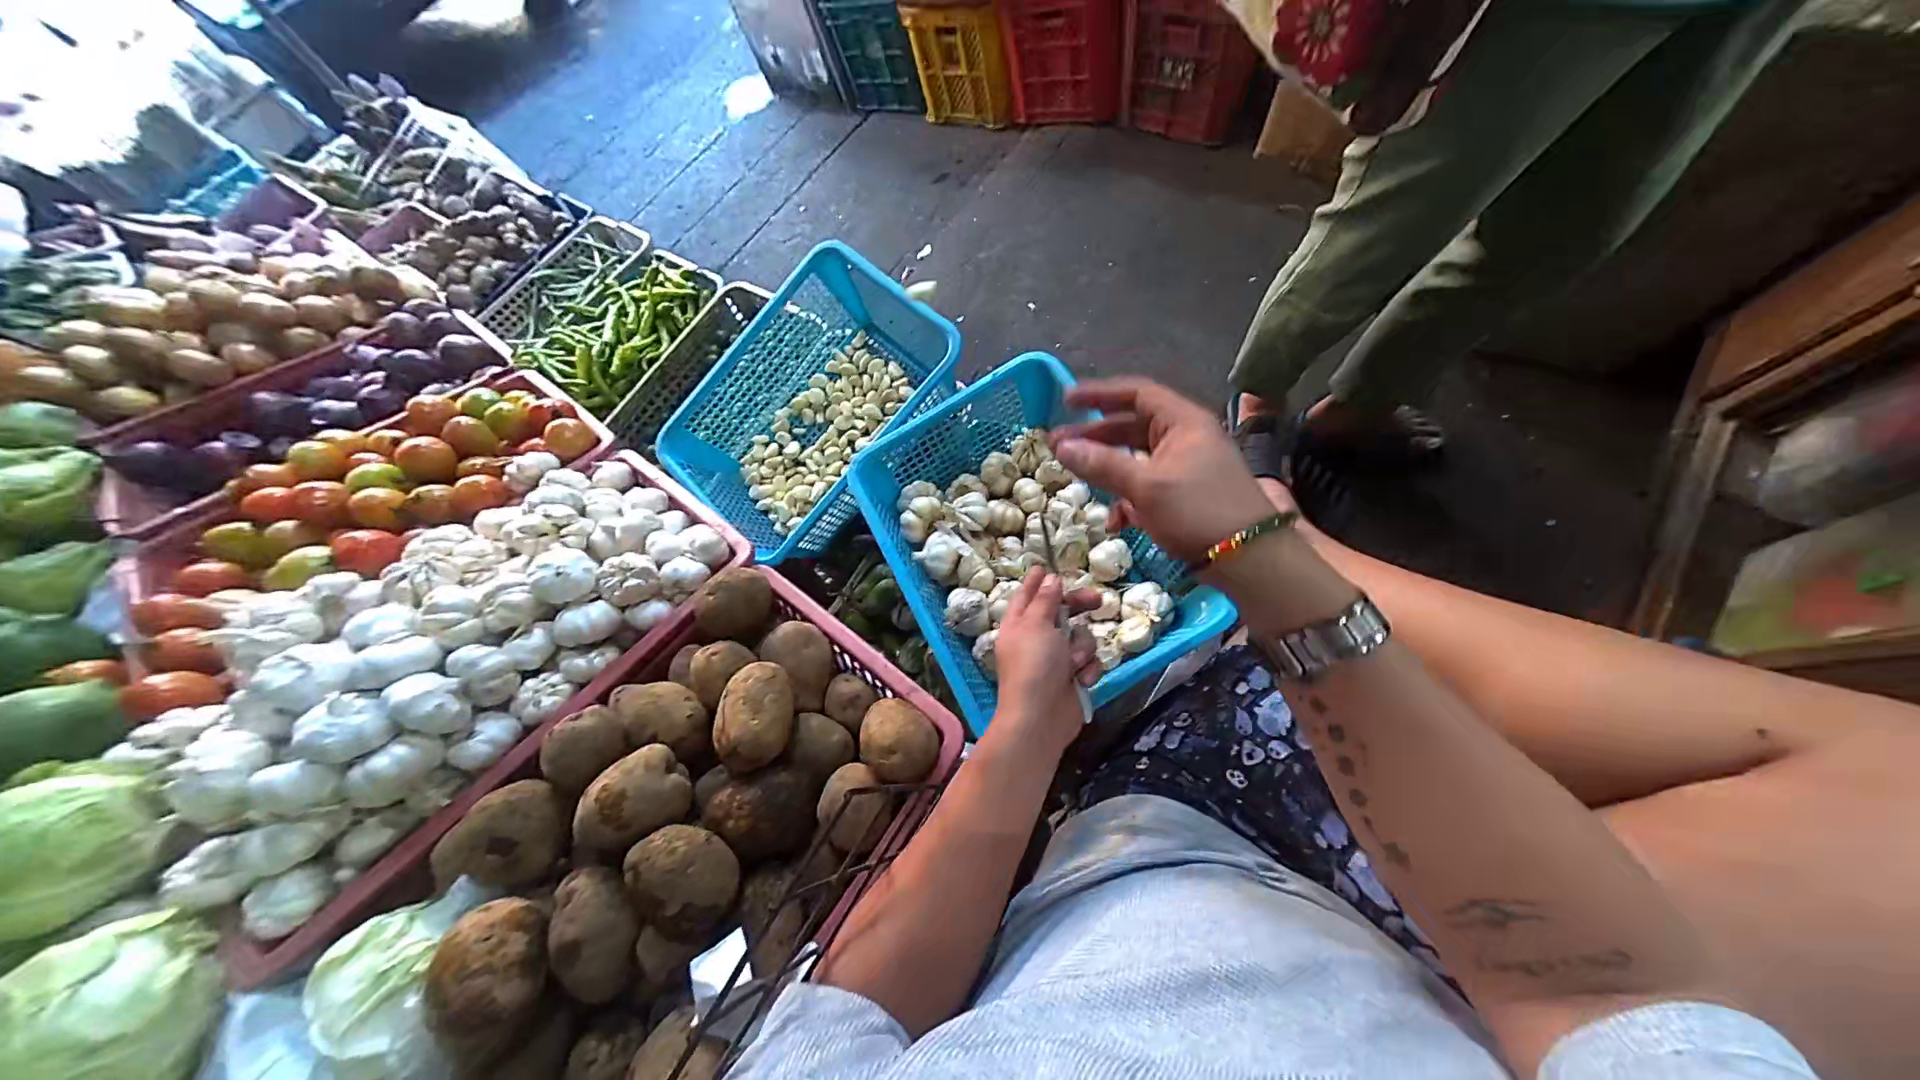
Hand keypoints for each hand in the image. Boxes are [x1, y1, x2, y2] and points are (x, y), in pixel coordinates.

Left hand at [991, 570, 1099, 756]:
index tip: (1045, 567)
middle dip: (1078, 608)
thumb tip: (1050, 578)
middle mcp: (1036, 639)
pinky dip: (1087, 670)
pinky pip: (1089, 662)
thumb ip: (1045, 600)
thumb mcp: (1037, 624)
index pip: (1027, 596)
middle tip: (1097, 600)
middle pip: (1061, 612)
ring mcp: (1055, 660)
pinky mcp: (1073, 678)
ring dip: (1081, 649)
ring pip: (1081, 638)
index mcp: (1018, 624)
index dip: (1037, 582)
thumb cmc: (1034, 666)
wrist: (1041, 717)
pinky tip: (1081, 680)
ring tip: (1073, 664)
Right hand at [1052, 377, 1274, 562]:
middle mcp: (1185, 437)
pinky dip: (1128, 497)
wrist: (1250, 558)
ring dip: (1108, 469)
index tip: (1065, 401)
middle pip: (1132, 425)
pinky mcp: (1185, 494)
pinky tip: (1116, 520)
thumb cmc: (1198, 511)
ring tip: (1078, 478)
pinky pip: (1148, 484)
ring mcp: (1186, 466)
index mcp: (1182, 422)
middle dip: (1094, 436)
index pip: (1136, 393)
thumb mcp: (1145, 487)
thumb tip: (1062, 447)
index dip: (1098, 394)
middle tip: (1058, 446)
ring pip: (1137, 457)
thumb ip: (1102, 464)